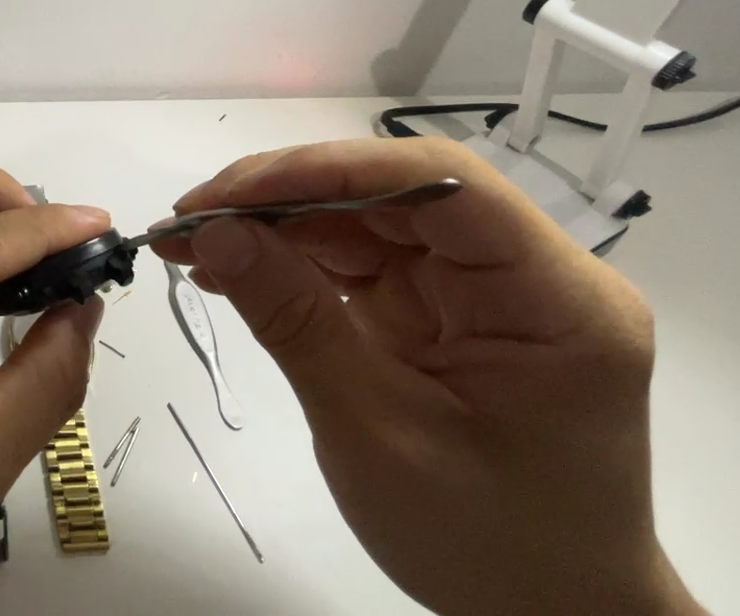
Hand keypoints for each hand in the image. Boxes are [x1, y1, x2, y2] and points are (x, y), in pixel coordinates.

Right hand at [154, 138, 704, 615]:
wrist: (542, 612)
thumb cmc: (481, 543)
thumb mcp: (374, 432)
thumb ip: (294, 320)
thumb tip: (213, 232)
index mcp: (552, 298)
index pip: (442, 184)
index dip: (328, 168)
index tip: (229, 194)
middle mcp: (522, 271)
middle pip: (389, 193)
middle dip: (280, 197)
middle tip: (187, 219)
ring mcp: (476, 286)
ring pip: (360, 218)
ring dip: (270, 225)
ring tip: (187, 243)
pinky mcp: (438, 304)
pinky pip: (354, 259)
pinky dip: (286, 260)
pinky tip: (227, 269)